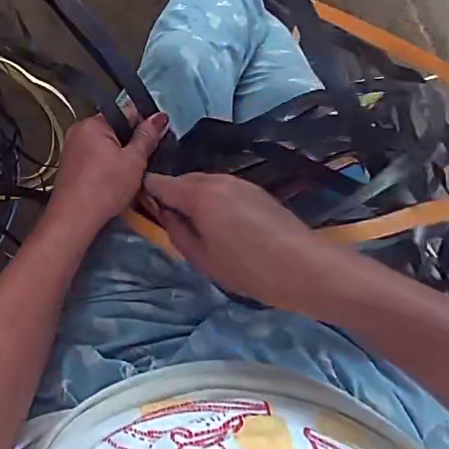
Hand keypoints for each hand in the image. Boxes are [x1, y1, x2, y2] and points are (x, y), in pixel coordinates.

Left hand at [46, 113, 170, 234]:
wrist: (74, 218)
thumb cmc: (106, 187)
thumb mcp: (134, 160)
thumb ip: (147, 137)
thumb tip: (160, 117)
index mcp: (92, 123)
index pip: (126, 112)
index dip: (145, 125)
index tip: (158, 140)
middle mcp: (78, 130)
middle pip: (114, 129)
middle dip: (131, 142)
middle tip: (146, 160)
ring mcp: (71, 148)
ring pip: (104, 145)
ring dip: (119, 155)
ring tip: (132, 172)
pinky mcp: (69, 165)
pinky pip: (94, 157)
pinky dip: (106, 165)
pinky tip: (115, 180)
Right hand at [142, 171, 379, 314]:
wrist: (306, 268)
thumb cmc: (247, 268)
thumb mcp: (199, 257)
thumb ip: (175, 230)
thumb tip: (164, 213)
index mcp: (197, 193)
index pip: (157, 181)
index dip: (145, 192)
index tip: (143, 209)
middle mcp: (216, 179)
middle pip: (181, 180)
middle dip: (171, 196)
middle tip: (171, 223)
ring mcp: (238, 182)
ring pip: (203, 184)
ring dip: (194, 199)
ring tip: (198, 227)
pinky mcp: (255, 190)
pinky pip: (222, 189)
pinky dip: (214, 201)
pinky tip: (222, 226)